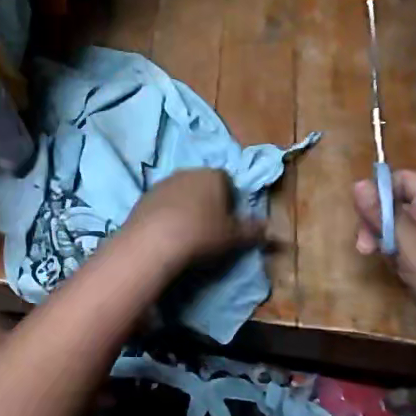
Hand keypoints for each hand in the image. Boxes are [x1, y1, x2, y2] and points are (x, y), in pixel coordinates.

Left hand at [123, 169, 264, 268]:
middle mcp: (188, 172)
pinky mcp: (143, 198)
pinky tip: (167, 236)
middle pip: (203, 186)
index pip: (228, 182)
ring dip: (186, 209)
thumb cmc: (202, 234)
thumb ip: (254, 231)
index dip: (230, 201)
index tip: (228, 222)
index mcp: (214, 175)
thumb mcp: (235, 237)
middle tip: (209, 229)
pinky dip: (167, 216)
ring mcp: (162, 183)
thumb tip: (272, 230)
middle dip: (207, 203)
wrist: (153, 243)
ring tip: (187, 235)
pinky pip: (162, 205)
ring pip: (181, 194)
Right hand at [353, 170, 415, 348]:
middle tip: (366, 251)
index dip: (380, 193)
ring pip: (414, 230)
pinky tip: (411, 280)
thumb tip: (358, 183)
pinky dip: (413, 260)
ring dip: (396, 246)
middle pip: (406, 204)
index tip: (364, 222)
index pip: (404, 178)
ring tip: (396, 271)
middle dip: (382, 224)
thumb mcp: (410, 248)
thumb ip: (384, 216)